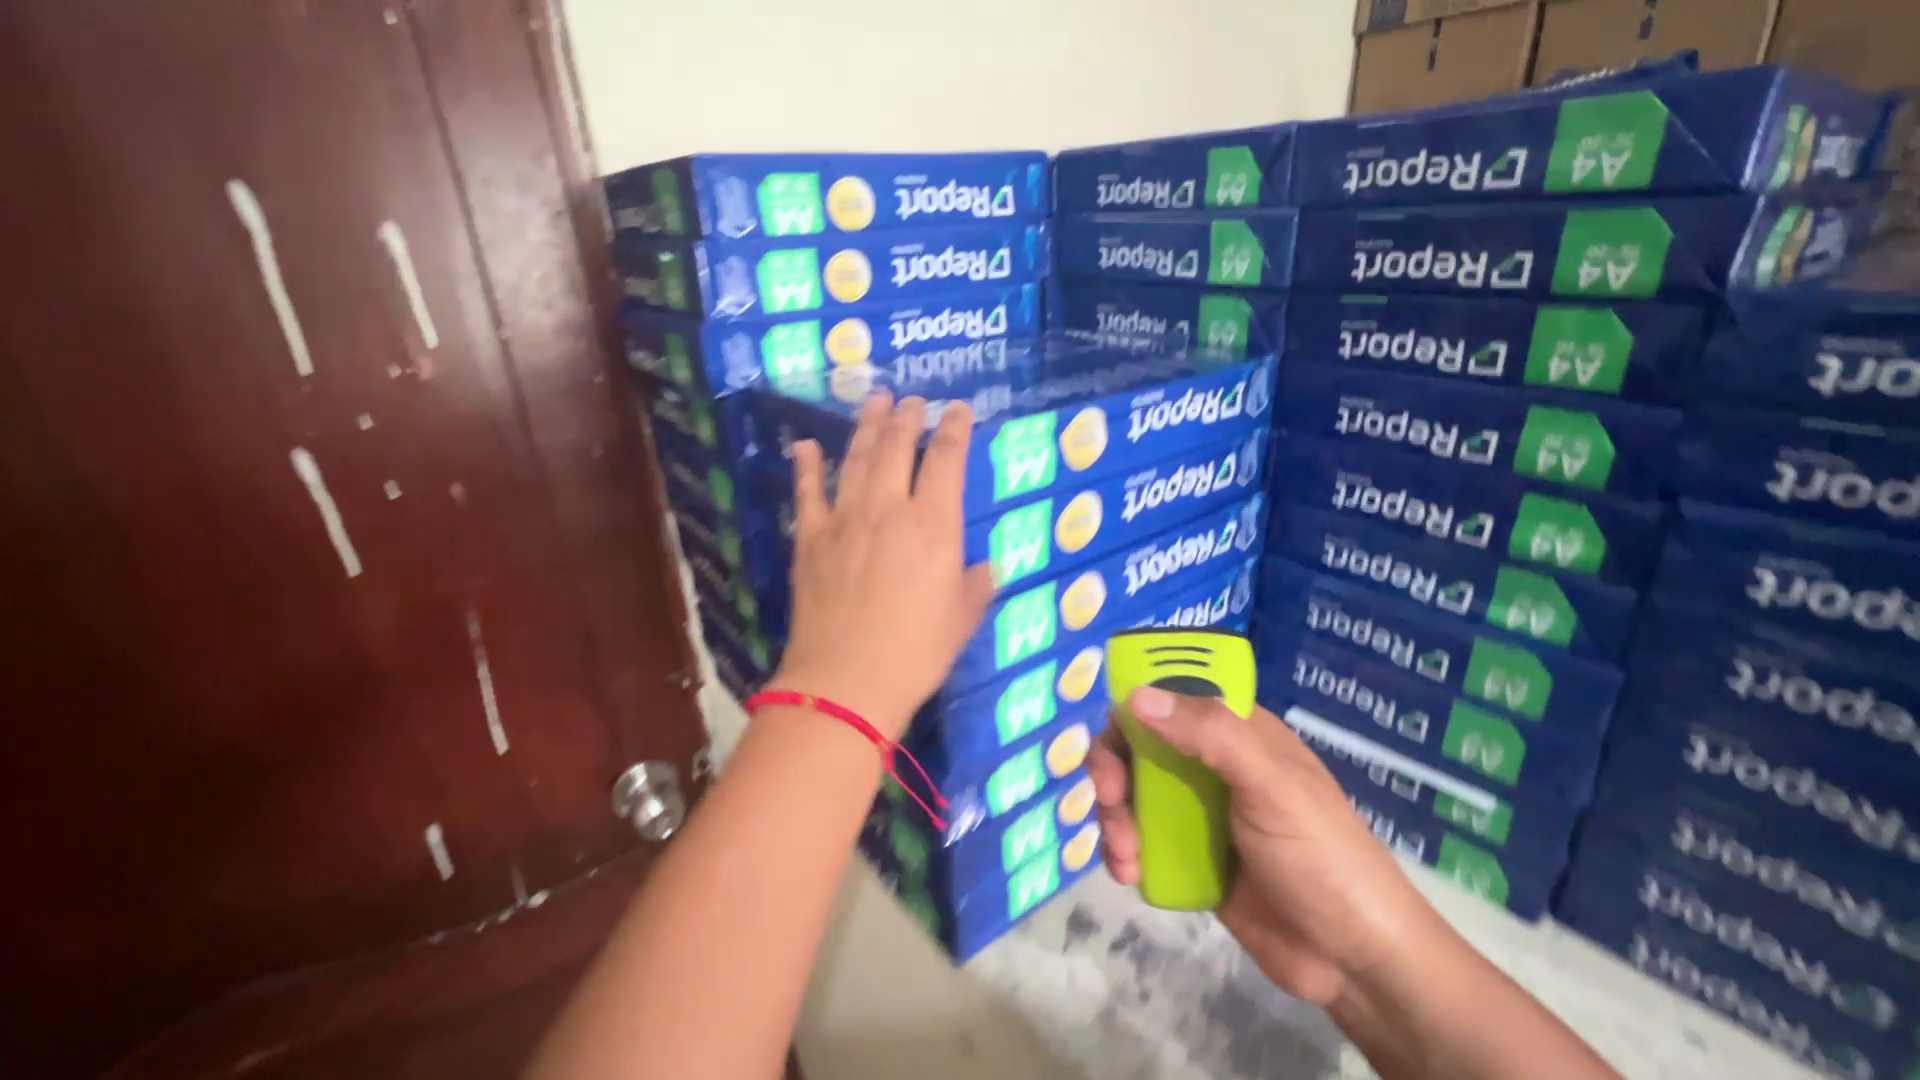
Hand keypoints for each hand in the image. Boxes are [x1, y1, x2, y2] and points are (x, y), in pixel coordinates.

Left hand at [767, 393, 994, 739]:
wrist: (846, 679)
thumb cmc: (916, 652)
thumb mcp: (963, 619)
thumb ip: (976, 585)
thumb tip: (983, 568)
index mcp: (934, 524)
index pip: (947, 460)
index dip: (955, 429)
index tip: (959, 410)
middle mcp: (889, 509)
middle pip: (897, 448)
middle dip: (907, 418)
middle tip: (912, 400)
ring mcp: (845, 520)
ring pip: (856, 459)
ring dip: (866, 426)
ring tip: (874, 401)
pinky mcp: (810, 539)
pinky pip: (807, 493)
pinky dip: (806, 467)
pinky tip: (804, 445)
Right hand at [1088, 688, 1443, 1007]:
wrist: (1353, 959)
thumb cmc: (1322, 856)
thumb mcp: (1272, 786)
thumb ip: (1209, 735)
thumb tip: (1136, 695)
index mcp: (1239, 733)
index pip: (1171, 697)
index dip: (1134, 708)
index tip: (1115, 741)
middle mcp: (1214, 765)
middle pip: (1139, 746)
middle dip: (1113, 770)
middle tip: (1108, 800)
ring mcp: (1200, 814)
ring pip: (1132, 794)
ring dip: (1114, 818)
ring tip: (1126, 855)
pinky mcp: (1190, 859)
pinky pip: (1140, 840)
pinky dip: (1124, 851)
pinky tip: (1129, 873)